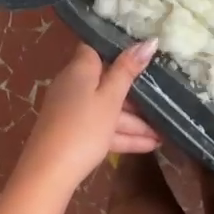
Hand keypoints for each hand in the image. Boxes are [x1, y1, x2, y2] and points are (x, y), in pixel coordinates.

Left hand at [17, 42, 161, 189]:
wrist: (49, 172)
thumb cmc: (83, 127)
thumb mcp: (110, 98)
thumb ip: (128, 70)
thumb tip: (148, 41)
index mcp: (80, 69)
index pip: (97, 48)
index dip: (118, 47)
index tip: (143, 52)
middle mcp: (74, 85)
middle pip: (107, 82)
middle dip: (136, 93)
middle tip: (164, 96)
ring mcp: (73, 110)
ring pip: (108, 109)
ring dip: (135, 121)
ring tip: (164, 131)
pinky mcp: (75, 132)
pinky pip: (103, 127)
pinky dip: (124, 135)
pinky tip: (151, 145)